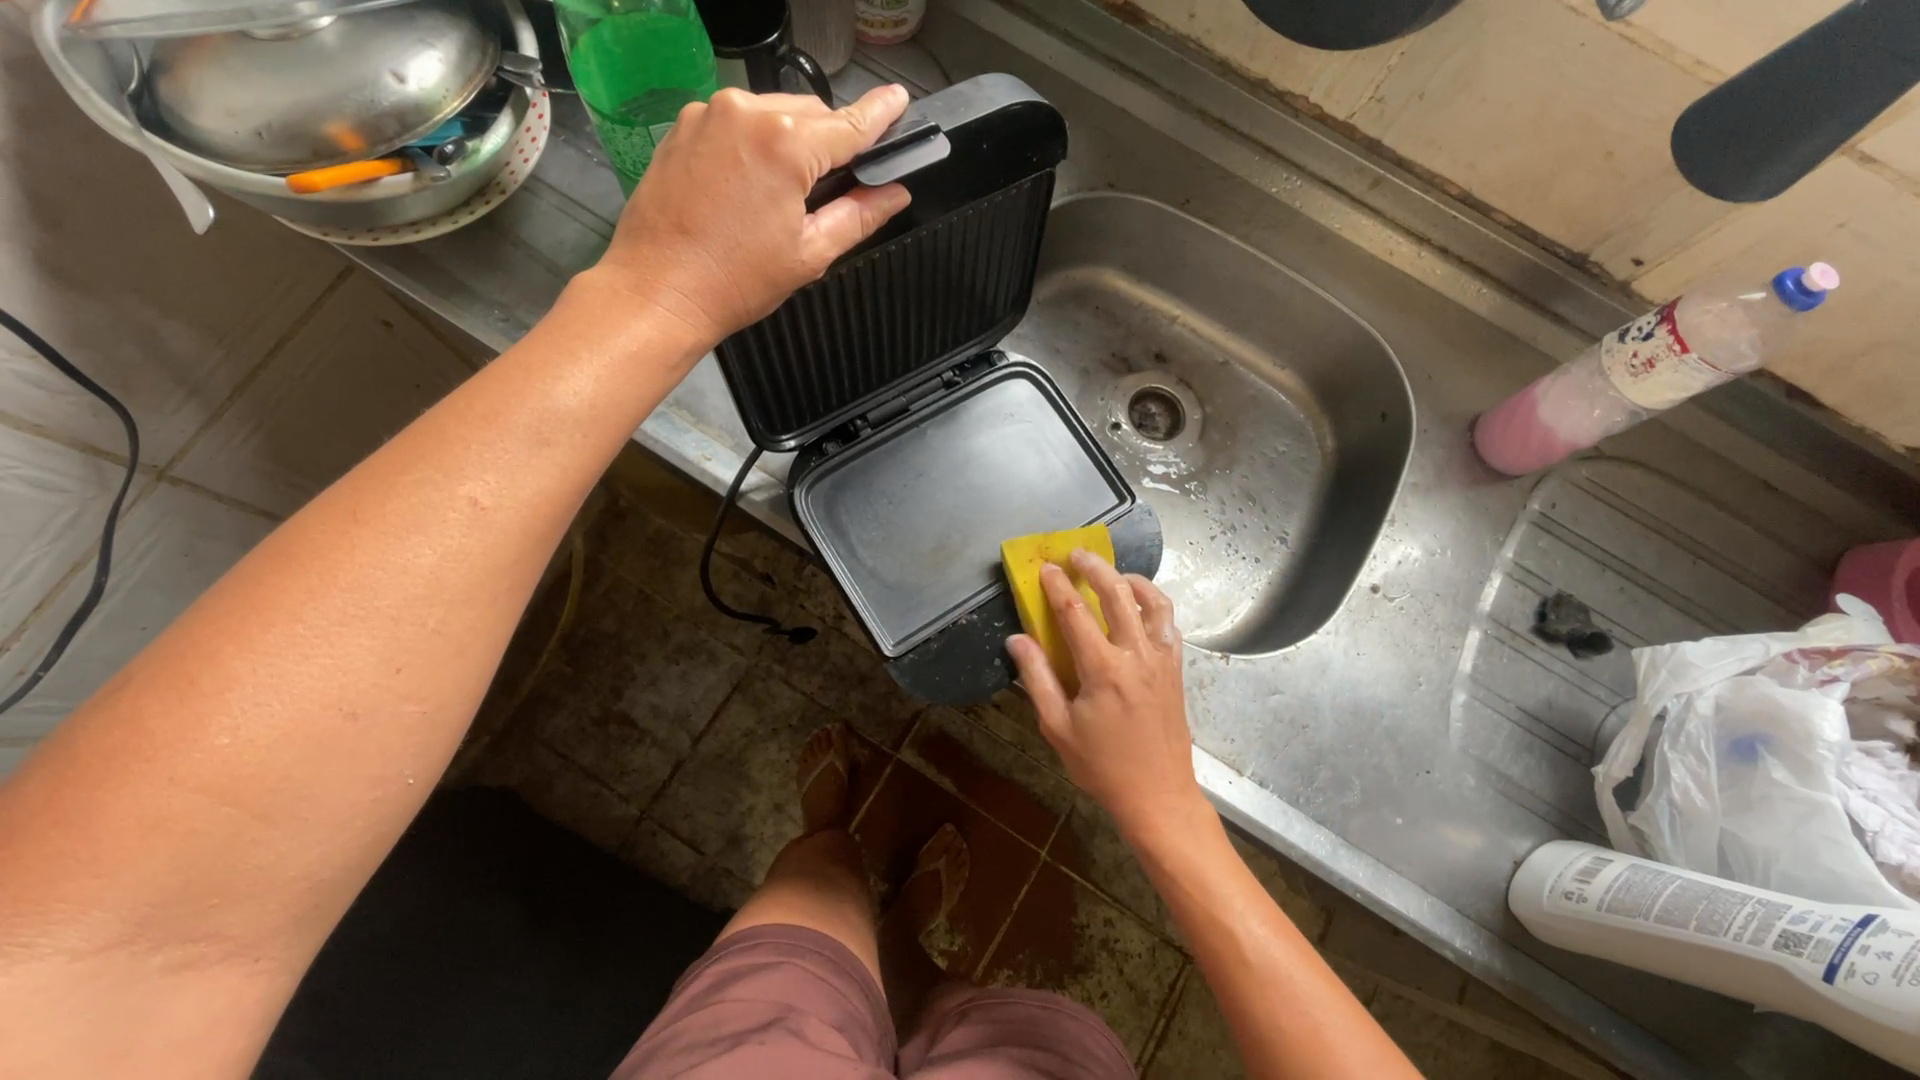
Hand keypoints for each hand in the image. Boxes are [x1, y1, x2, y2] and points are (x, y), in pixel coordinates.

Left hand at [589, 86, 912, 346]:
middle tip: (826, 195)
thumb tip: (894, 193)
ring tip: (778, 200)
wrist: (657, 291)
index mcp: (784, 144)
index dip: (880, 116)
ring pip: (773, 115)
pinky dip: (753, 145)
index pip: (849, 124)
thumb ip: (859, 215)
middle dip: (826, 147)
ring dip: (789, 145)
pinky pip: (737, 123)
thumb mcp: (810, 253)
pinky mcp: (684, 126)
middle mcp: (744, 113)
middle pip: (812, 115)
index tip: (899, 101)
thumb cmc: (731, 281)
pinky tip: (747, 191)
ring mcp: (708, 115)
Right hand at [1006, 551, 1203, 839]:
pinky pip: (1169, 625)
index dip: (1057, 586)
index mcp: (1103, 669)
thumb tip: (1017, 640)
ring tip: (1113, 573)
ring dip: (1131, 580)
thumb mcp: (1057, 727)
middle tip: (1076, 554)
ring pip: (1153, 603)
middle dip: (1094, 568)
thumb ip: (1037, 678)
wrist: (1158, 795)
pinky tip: (1140, 606)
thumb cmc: (1102, 766)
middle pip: (1117, 594)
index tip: (1044, 567)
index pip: (1075, 613)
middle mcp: (1137, 655)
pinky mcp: (1175, 670)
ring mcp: (1162, 660)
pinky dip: (1154, 605)